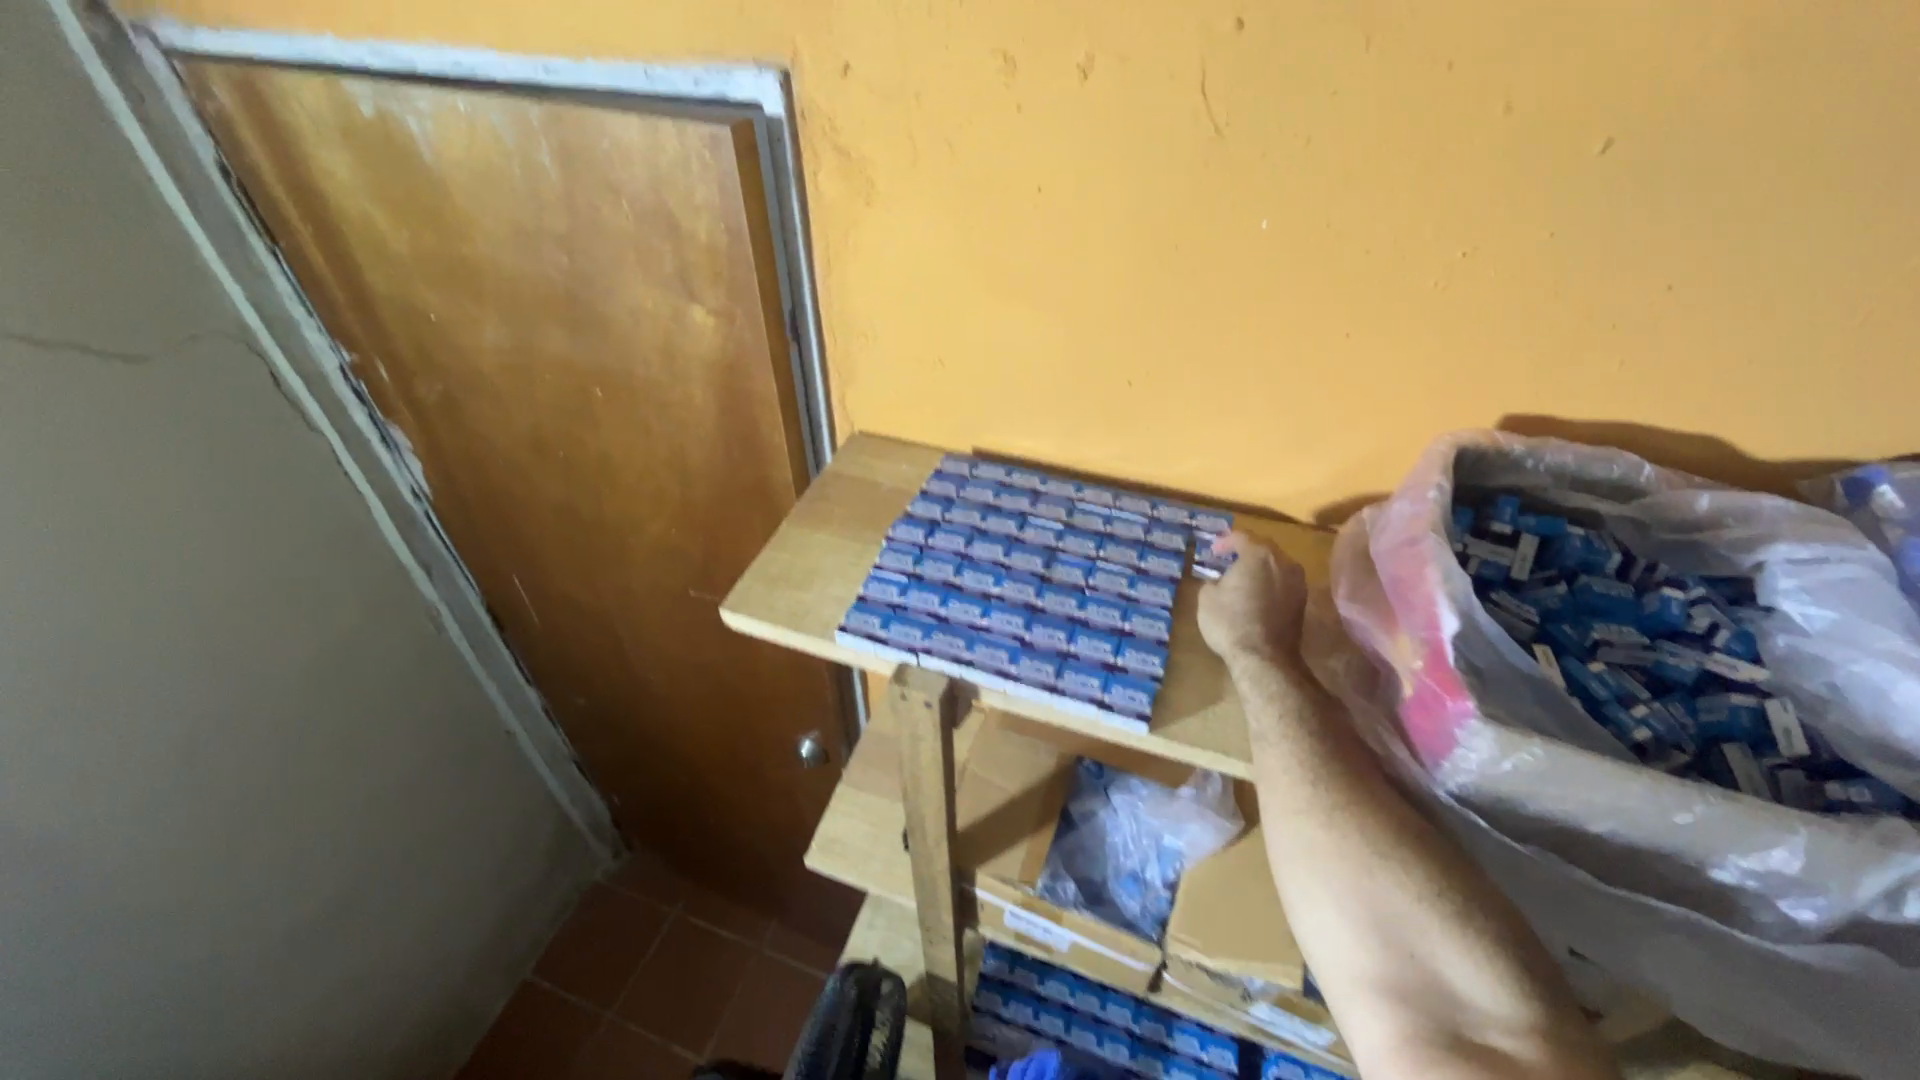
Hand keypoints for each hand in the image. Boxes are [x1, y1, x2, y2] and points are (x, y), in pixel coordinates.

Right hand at [1197, 531, 1307, 666]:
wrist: (1264, 657)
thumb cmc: (1231, 622)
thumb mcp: (1207, 598)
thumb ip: (1213, 581)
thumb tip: (1219, 581)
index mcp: (1259, 555)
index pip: (1242, 537)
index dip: (1225, 541)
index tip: (1213, 551)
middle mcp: (1284, 562)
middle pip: (1264, 548)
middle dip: (1246, 551)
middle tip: (1229, 559)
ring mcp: (1297, 582)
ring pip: (1277, 565)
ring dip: (1260, 568)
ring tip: (1244, 578)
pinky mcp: (1302, 602)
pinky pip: (1283, 583)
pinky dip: (1270, 584)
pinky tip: (1257, 595)